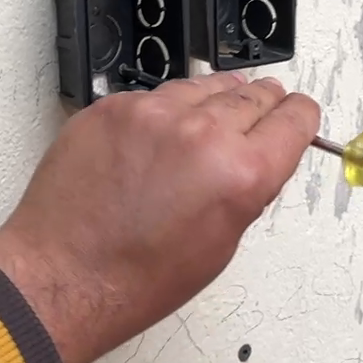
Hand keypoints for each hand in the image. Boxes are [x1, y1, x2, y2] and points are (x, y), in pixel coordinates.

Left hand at [0, 73, 318, 362]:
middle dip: (262, 104)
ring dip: (214, 101)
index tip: (297, 113)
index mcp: (238, 174)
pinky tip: (157, 138)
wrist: (62, 274)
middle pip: (254, 93)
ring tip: (206, 125)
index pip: (294, 118)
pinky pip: (156, 95)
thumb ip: (248, 185)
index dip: (299, 117)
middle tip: (259, 111)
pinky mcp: (114, 106)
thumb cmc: (136, 278)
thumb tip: (260, 152)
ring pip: (205, 85)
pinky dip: (165, 111)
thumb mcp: (220, 243)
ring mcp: (151, 113)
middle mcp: (199, 133)